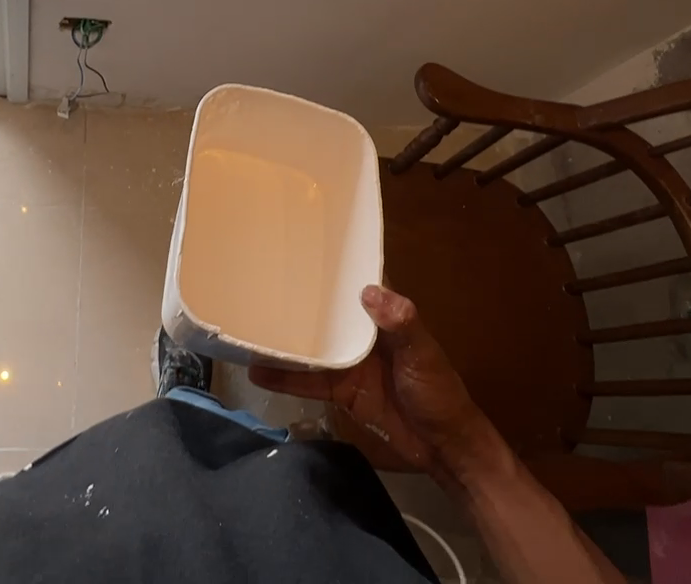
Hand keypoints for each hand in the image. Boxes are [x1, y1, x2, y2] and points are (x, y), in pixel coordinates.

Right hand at [250, 284, 510, 489]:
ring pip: (311, 343)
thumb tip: (369, 292)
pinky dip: (283, 377)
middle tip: (259, 279)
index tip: (303, 243)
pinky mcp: (339, 390)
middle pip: (326, 310)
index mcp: (383, 315)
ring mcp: (348, 361)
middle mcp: (361, 332)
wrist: (442, 447)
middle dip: (299, 296)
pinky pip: (307, 380)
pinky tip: (255, 372)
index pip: (358, 280)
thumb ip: (401, 323)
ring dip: (284, 337)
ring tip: (248, 324)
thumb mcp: (423, 354)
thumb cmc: (438, 392)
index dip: (335, 263)